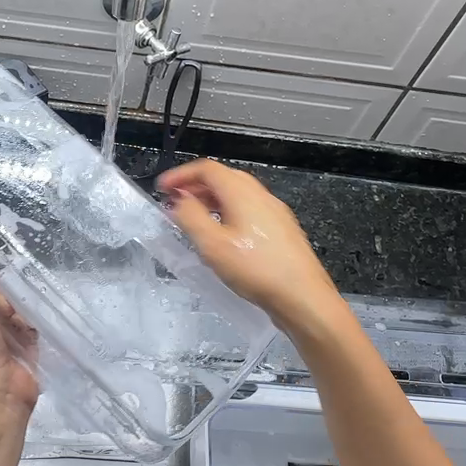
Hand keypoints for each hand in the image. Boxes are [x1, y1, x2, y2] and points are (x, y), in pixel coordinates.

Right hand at [157, 159, 342, 332]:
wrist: (303, 297)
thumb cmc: (257, 270)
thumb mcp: (212, 245)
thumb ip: (190, 217)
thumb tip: (179, 200)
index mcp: (241, 192)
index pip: (206, 169)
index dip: (180, 174)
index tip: (162, 187)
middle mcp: (260, 195)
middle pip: (223, 177)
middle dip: (195, 185)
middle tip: (175, 200)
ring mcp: (274, 211)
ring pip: (237, 194)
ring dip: (211, 199)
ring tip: (194, 217)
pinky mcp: (281, 229)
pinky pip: (248, 209)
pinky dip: (227, 211)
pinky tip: (222, 235)